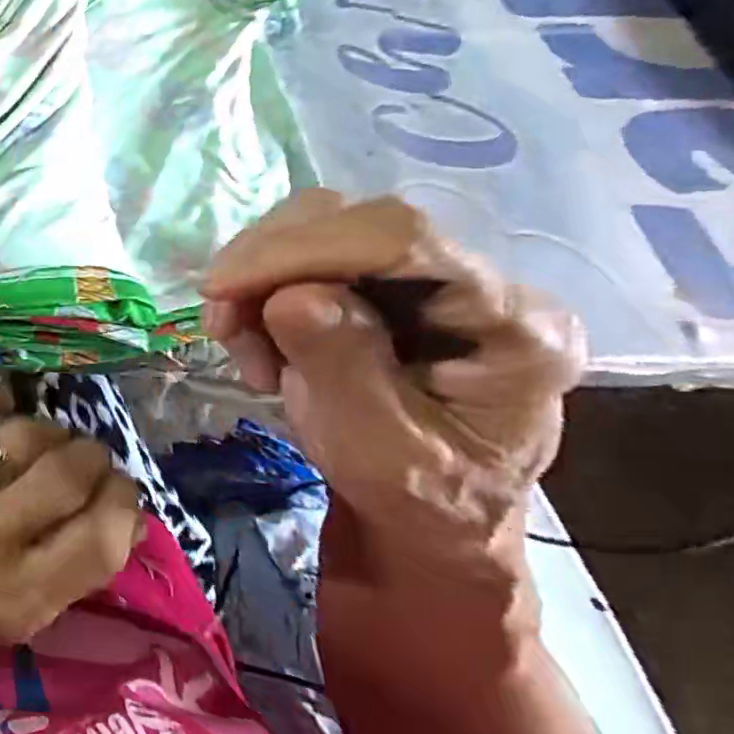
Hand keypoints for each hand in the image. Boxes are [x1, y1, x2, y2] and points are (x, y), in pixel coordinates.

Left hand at [0, 383, 142, 653]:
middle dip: (93, 459)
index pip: (100, 540)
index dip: (124, 505)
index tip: (120, 490)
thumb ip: (83, 566)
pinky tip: (2, 405)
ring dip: (52, 432)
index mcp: (19, 592)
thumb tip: (133, 512)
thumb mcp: (30, 609)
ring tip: (52, 441)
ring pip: (22, 436)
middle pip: (65, 476)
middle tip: (89, 459)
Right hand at [201, 190, 585, 578]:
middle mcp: (480, 280)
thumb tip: (291, 295)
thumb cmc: (414, 494)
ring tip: (239, 340)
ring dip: (255, 277)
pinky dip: (257, 287)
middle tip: (222, 324)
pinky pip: (301, 250)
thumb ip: (344, 369)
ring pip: (317, 224)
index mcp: (513, 326)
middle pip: (351, 219)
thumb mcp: (378, 450)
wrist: (428, 514)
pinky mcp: (384, 278)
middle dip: (265, 264)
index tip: (219, 289)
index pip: (402, 241)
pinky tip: (255, 336)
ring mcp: (429, 273)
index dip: (298, 250)